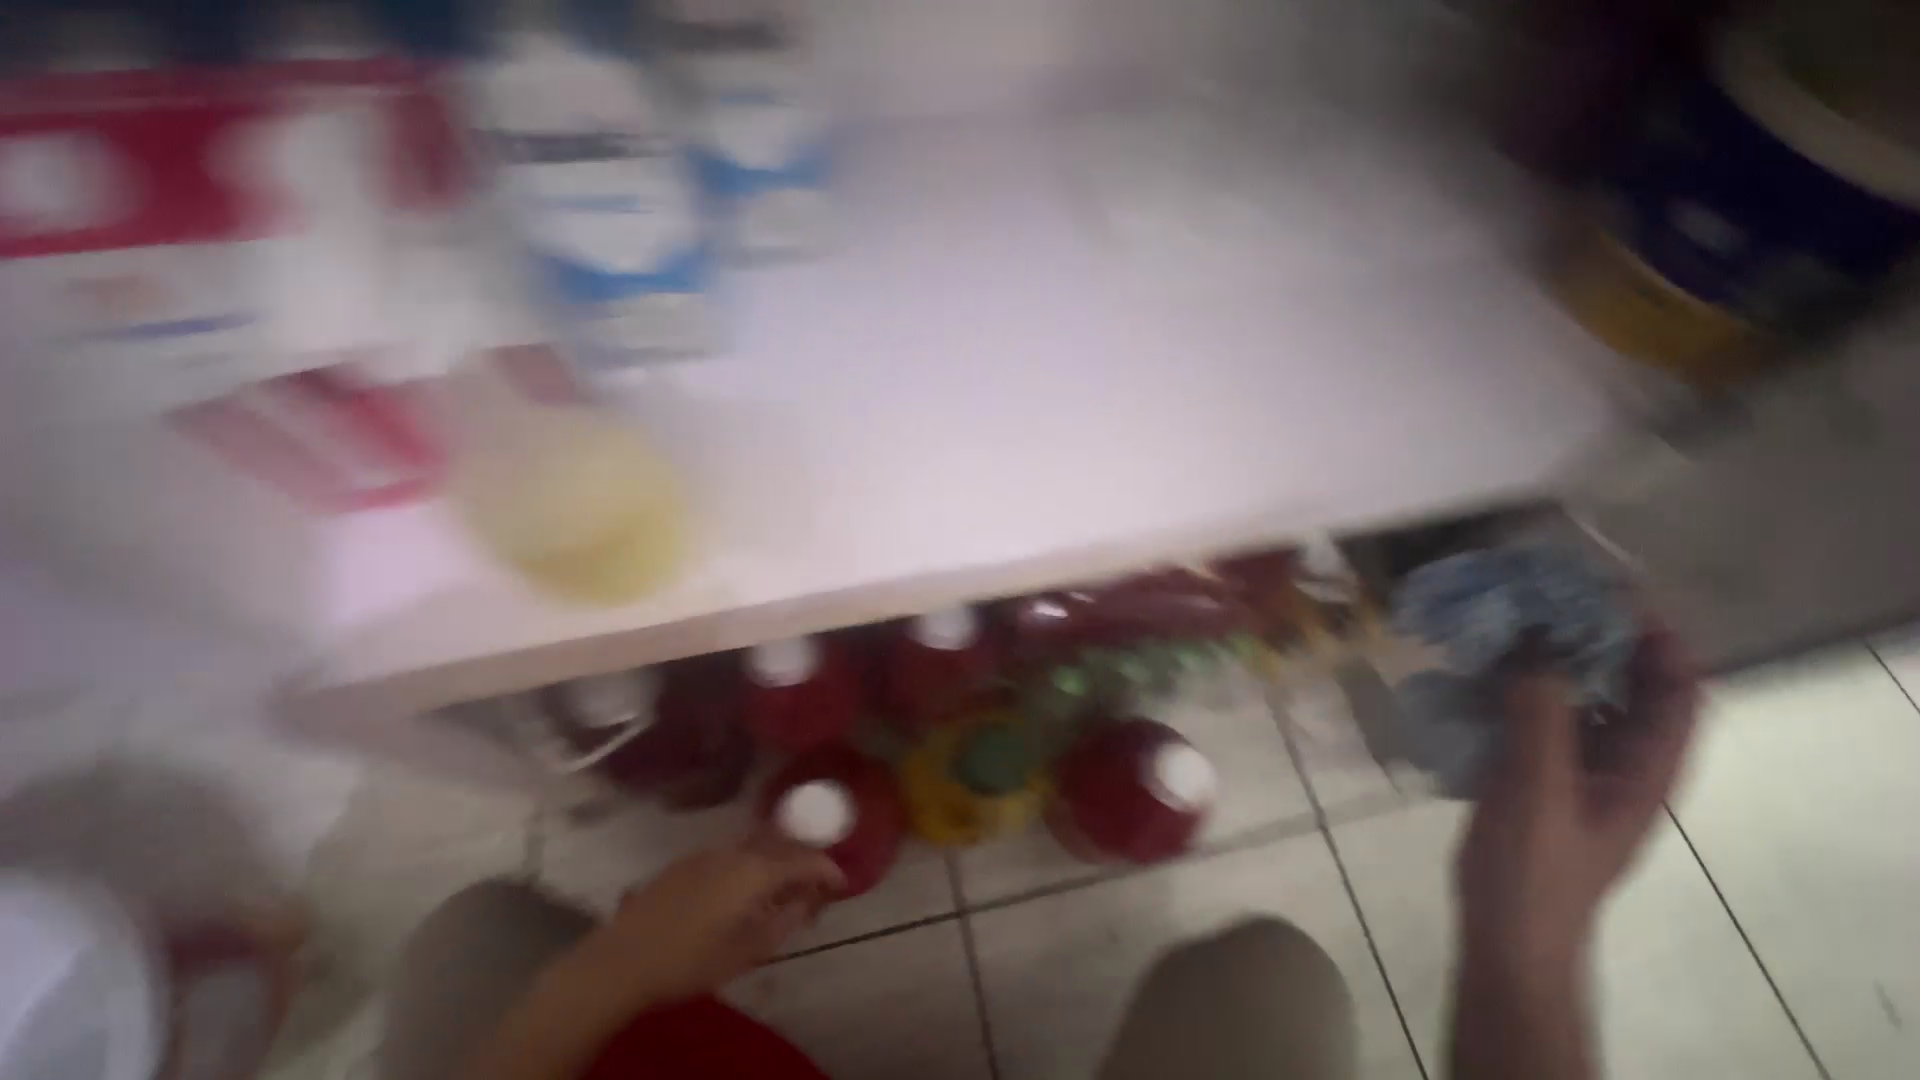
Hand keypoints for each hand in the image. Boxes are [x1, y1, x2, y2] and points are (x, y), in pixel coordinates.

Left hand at [558, 832, 844, 1010]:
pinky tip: (743, 889)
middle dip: (802, 857)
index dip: (826, 868)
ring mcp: (707, 854)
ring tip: (782, 886)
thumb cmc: (690, 961)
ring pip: (754, 846)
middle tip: (815, 880)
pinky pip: (731, 853)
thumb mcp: (747, 951)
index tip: (841, 882)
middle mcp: (734, 852)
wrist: (621, 960)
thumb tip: (808, 901)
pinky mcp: (685, 863)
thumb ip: (784, 921)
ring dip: (775, 859)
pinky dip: (750, 863)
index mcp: (754, 871)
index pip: (803, 859)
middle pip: (779, 842)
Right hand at [1454, 625, 1700, 985]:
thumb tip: (1534, 643)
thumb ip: (1540, 716)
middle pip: (1628, 688)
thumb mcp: (1537, 789)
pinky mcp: (1536, 776)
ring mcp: (1577, 770)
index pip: (1677, 691)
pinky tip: (1482, 672)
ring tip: (1510, 624)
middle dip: (1596, 641)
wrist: (1506, 933)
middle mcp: (1620, 763)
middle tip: (1544, 598)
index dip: (1657, 640)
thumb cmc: (1533, 868)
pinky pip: (1537, 718)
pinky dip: (1519, 688)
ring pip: (1580, 700)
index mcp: (1645, 770)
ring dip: (1552, 661)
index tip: (1609, 595)